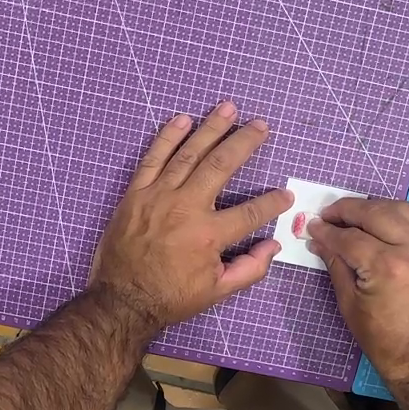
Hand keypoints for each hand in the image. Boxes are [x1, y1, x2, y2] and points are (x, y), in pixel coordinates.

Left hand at [89, 101, 293, 332]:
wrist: (122, 300)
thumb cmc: (170, 297)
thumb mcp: (217, 292)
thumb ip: (250, 269)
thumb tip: (273, 246)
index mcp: (209, 234)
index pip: (250, 212)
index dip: (272, 203)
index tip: (286, 195)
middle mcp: (186, 207)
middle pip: (221, 165)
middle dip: (244, 143)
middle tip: (261, 125)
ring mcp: (158, 196)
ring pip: (189, 154)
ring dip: (210, 128)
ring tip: (228, 109)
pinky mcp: (136, 193)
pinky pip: (153, 158)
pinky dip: (167, 137)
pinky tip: (183, 120)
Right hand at [307, 199, 408, 387]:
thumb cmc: (385, 341)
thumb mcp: (350, 305)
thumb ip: (336, 266)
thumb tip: (320, 241)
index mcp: (387, 267)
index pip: (349, 237)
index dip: (327, 231)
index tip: (313, 226)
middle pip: (375, 213)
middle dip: (348, 210)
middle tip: (329, 213)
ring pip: (402, 210)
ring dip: (375, 207)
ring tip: (355, 213)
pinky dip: (399, 216)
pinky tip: (383, 221)